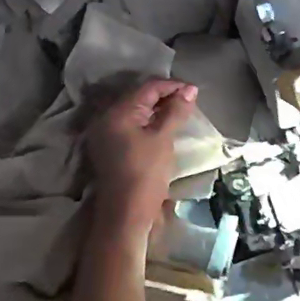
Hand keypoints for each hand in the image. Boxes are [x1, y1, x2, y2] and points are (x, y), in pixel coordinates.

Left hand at [85, 78, 196, 235]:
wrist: (125, 214)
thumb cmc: (145, 173)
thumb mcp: (163, 138)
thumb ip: (175, 111)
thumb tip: (189, 90)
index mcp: (117, 112)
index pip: (148, 88)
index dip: (172, 86)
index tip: (194, 91)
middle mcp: (106, 118)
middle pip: (139, 97)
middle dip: (164, 96)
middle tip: (189, 100)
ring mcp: (105, 133)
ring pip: (134, 111)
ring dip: (156, 109)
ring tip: (179, 112)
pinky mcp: (109, 147)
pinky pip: (129, 124)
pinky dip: (147, 121)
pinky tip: (162, 126)